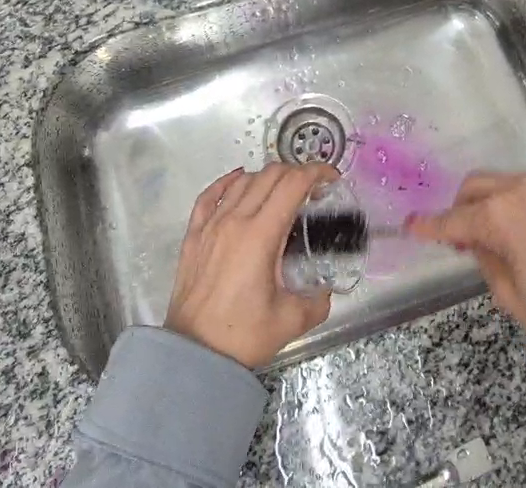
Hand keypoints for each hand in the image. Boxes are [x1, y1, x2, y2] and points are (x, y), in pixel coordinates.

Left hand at [164, 163, 340, 369]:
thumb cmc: (243, 335)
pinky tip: (238, 178)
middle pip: (269, 175)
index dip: (317, 173)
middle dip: (297, 172)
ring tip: (282, 190)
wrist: (194, 353)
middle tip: (313, 189)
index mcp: (260, 235)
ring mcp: (210, 225)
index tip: (331, 178)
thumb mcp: (292, 320)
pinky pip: (209, 195)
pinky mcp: (193, 235)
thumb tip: (326, 288)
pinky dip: (227, 181)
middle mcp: (235, 220)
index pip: (292, 184)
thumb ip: (318, 299)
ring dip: (267, 177)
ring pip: (242, 181)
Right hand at [407, 172, 525, 374]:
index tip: (412, 226)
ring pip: (510, 183)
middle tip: (462, 236)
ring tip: (507, 235)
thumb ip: (484, 258)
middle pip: (477, 186)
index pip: (453, 218)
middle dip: (463, 207)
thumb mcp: (511, 298)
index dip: (429, 225)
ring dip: (498, 203)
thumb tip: (476, 241)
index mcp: (502, 216)